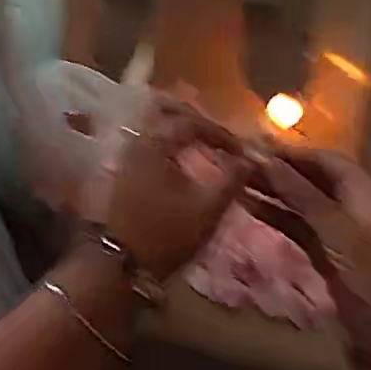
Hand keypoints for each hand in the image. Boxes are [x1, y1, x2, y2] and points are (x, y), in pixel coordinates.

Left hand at [97, 95, 251, 279]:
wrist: (119, 259)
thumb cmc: (166, 234)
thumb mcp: (207, 209)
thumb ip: (231, 180)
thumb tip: (250, 158)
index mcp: (154, 141)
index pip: (190, 121)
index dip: (220, 132)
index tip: (242, 150)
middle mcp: (134, 138)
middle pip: (163, 109)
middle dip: (194, 117)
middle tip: (218, 136)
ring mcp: (124, 151)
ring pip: (151, 122)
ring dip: (177, 126)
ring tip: (203, 144)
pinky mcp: (120, 166)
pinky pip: (145, 137)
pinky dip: (165, 139)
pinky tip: (180, 158)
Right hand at [256, 148, 370, 369]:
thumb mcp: (339, 231)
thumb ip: (301, 193)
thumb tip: (265, 157)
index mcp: (369, 195)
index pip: (326, 159)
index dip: (292, 150)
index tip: (254, 145)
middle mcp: (356, 209)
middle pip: (313, 180)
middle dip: (278, 170)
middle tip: (238, 162)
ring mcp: (344, 236)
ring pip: (303, 204)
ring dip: (273, 192)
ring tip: (235, 181)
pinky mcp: (333, 259)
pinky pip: (300, 228)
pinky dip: (277, 217)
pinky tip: (249, 208)